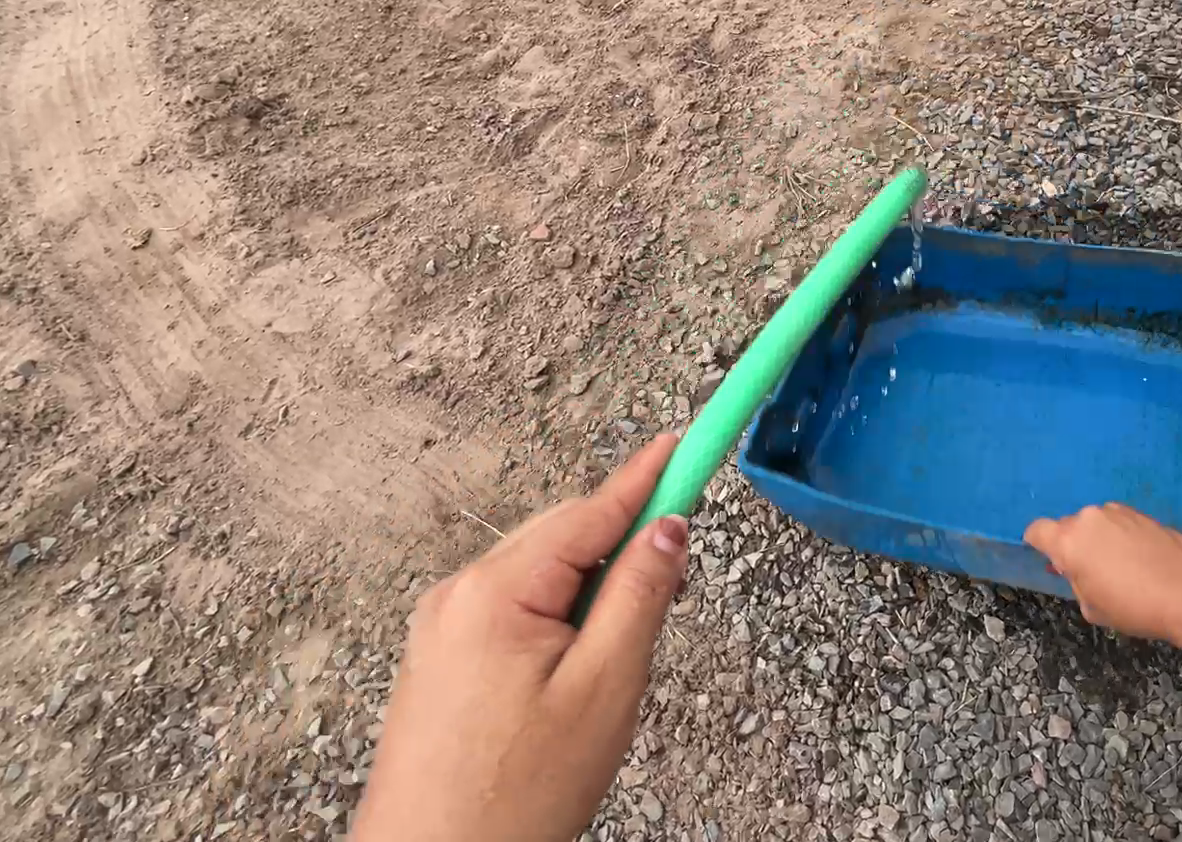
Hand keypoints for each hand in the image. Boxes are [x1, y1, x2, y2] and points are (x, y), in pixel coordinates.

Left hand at [351, 435, 688, 841]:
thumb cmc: (520, 795)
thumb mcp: (606, 684)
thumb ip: (642, 592)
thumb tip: (670, 525)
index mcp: (498, 592)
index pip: (593, 510)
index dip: (648, 475)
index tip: (682, 439)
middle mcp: (461, 591)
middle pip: (568, 534)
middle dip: (625, 542)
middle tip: (674, 579)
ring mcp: (445, 622)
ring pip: (548, 567)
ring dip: (598, 581)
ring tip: (624, 641)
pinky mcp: (445, 652)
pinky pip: (522, 598)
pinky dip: (567, 604)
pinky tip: (583, 651)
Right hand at [1023, 503, 1181, 642]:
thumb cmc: (1133, 607)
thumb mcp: (1091, 606)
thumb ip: (1075, 580)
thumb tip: (1075, 567)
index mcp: (1069, 541)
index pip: (1036, 530)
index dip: (1038, 544)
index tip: (1052, 560)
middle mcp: (1089, 517)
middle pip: (1068, 526)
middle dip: (1073, 544)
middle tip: (1090, 571)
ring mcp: (1118, 512)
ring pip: (1095, 522)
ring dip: (1098, 538)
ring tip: (1120, 565)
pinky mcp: (1142, 513)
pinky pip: (1119, 522)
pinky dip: (1121, 535)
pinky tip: (1140, 558)